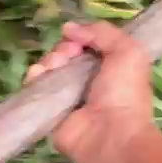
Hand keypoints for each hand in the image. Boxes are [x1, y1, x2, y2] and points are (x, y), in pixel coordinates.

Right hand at [26, 21, 156, 161]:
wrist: (110, 134)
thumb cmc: (124, 91)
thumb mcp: (127, 50)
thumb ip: (102, 32)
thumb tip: (69, 28)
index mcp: (110, 67)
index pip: (87, 45)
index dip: (80, 37)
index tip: (78, 40)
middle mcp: (89, 81)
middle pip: (66, 54)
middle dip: (62, 49)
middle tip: (67, 55)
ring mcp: (68, 96)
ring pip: (49, 68)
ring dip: (48, 61)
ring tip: (53, 67)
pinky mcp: (50, 110)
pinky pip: (36, 87)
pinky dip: (34, 77)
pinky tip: (38, 75)